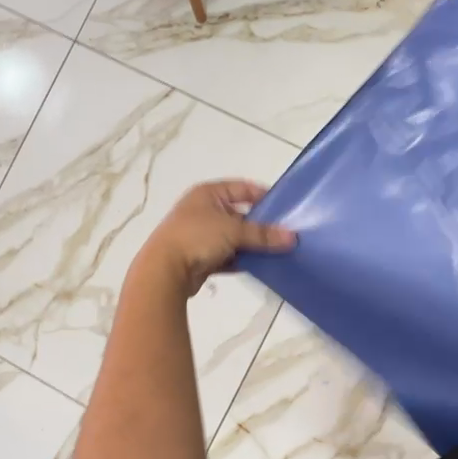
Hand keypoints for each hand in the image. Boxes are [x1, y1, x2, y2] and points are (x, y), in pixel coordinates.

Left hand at [132, 180, 296, 295]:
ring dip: (253, 245)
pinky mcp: (201, 257)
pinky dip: (242, 260)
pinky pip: (228, 256)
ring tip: (279, 251)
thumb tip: (292, 238)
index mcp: (208, 194)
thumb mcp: (233, 230)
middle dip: (261, 225)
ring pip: (235, 238)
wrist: (165, 270)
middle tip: (286, 233)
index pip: (242, 188)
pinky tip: (262, 266)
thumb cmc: (197, 237)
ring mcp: (201, 235)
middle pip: (240, 215)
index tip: (285, 207)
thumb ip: (263, 235)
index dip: (263, 195)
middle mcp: (204, 210)